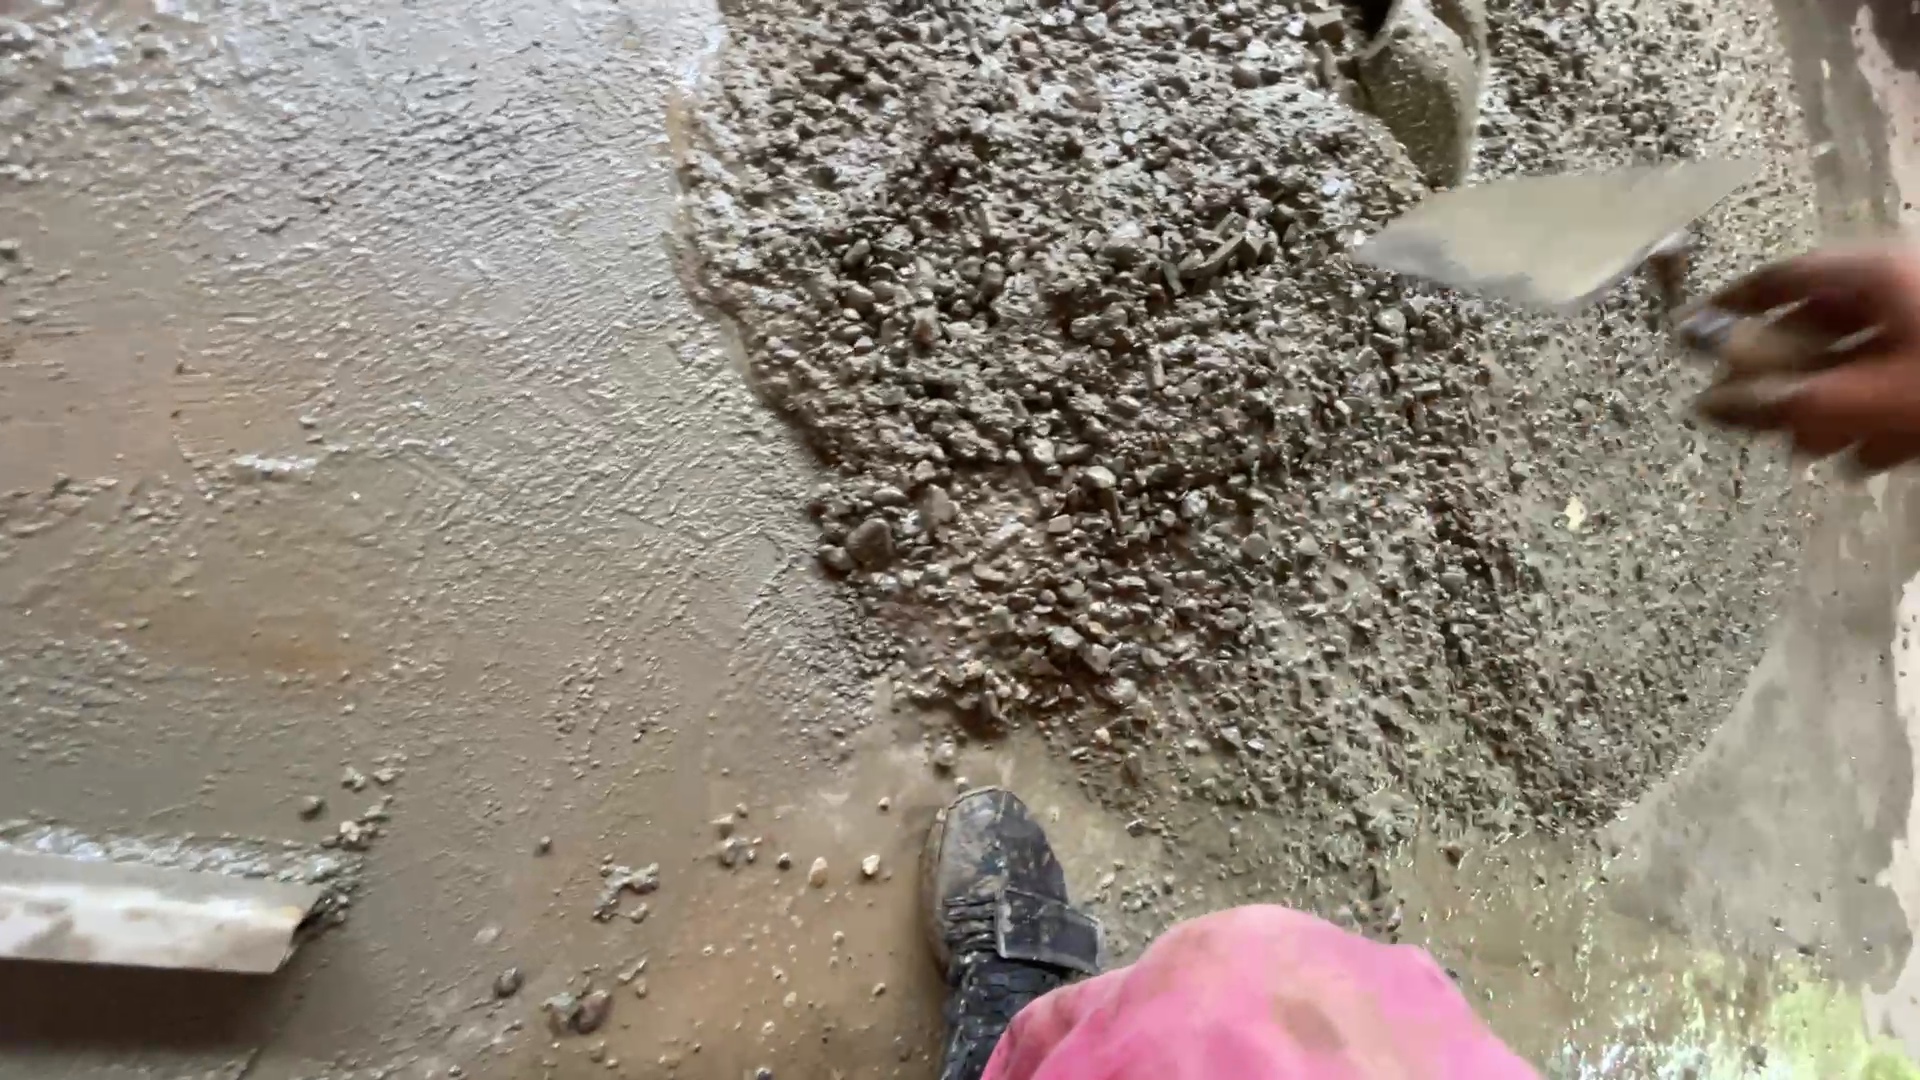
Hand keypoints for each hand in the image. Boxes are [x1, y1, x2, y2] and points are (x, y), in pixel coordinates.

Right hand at [1679, 241, 1919, 472]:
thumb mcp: (1854, 400)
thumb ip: (1770, 403)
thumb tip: (1705, 405)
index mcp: (1873, 276)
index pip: (1779, 278)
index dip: (1730, 305)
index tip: (1695, 330)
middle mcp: (1907, 282)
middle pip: (1818, 323)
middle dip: (1782, 378)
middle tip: (1757, 415)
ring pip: (1864, 352)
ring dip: (1829, 402)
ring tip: (1817, 447)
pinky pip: (1908, 367)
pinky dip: (1879, 406)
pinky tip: (1874, 449)